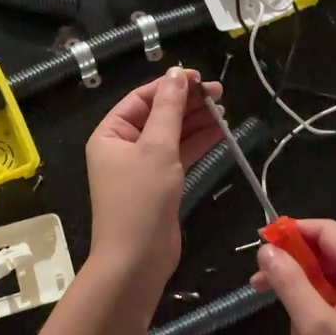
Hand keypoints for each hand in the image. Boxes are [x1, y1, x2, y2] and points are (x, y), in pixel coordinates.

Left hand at [85, 67, 222, 279]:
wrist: (136, 259)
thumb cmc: (140, 199)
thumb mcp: (156, 148)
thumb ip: (169, 109)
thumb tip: (177, 75)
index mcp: (110, 134)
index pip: (141, 98)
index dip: (171, 85)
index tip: (201, 79)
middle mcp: (122, 147)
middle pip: (157, 115)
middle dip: (187, 104)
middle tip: (220, 94)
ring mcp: (141, 168)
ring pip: (171, 135)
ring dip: (196, 123)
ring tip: (224, 111)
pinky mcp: (159, 185)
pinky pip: (178, 156)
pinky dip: (197, 144)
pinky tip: (220, 133)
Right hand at [252, 219, 335, 334]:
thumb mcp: (316, 327)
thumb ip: (290, 284)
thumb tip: (267, 251)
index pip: (329, 231)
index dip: (293, 231)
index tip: (261, 242)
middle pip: (329, 255)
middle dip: (293, 267)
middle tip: (259, 284)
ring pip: (332, 281)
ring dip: (304, 296)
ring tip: (287, 327)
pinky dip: (320, 313)